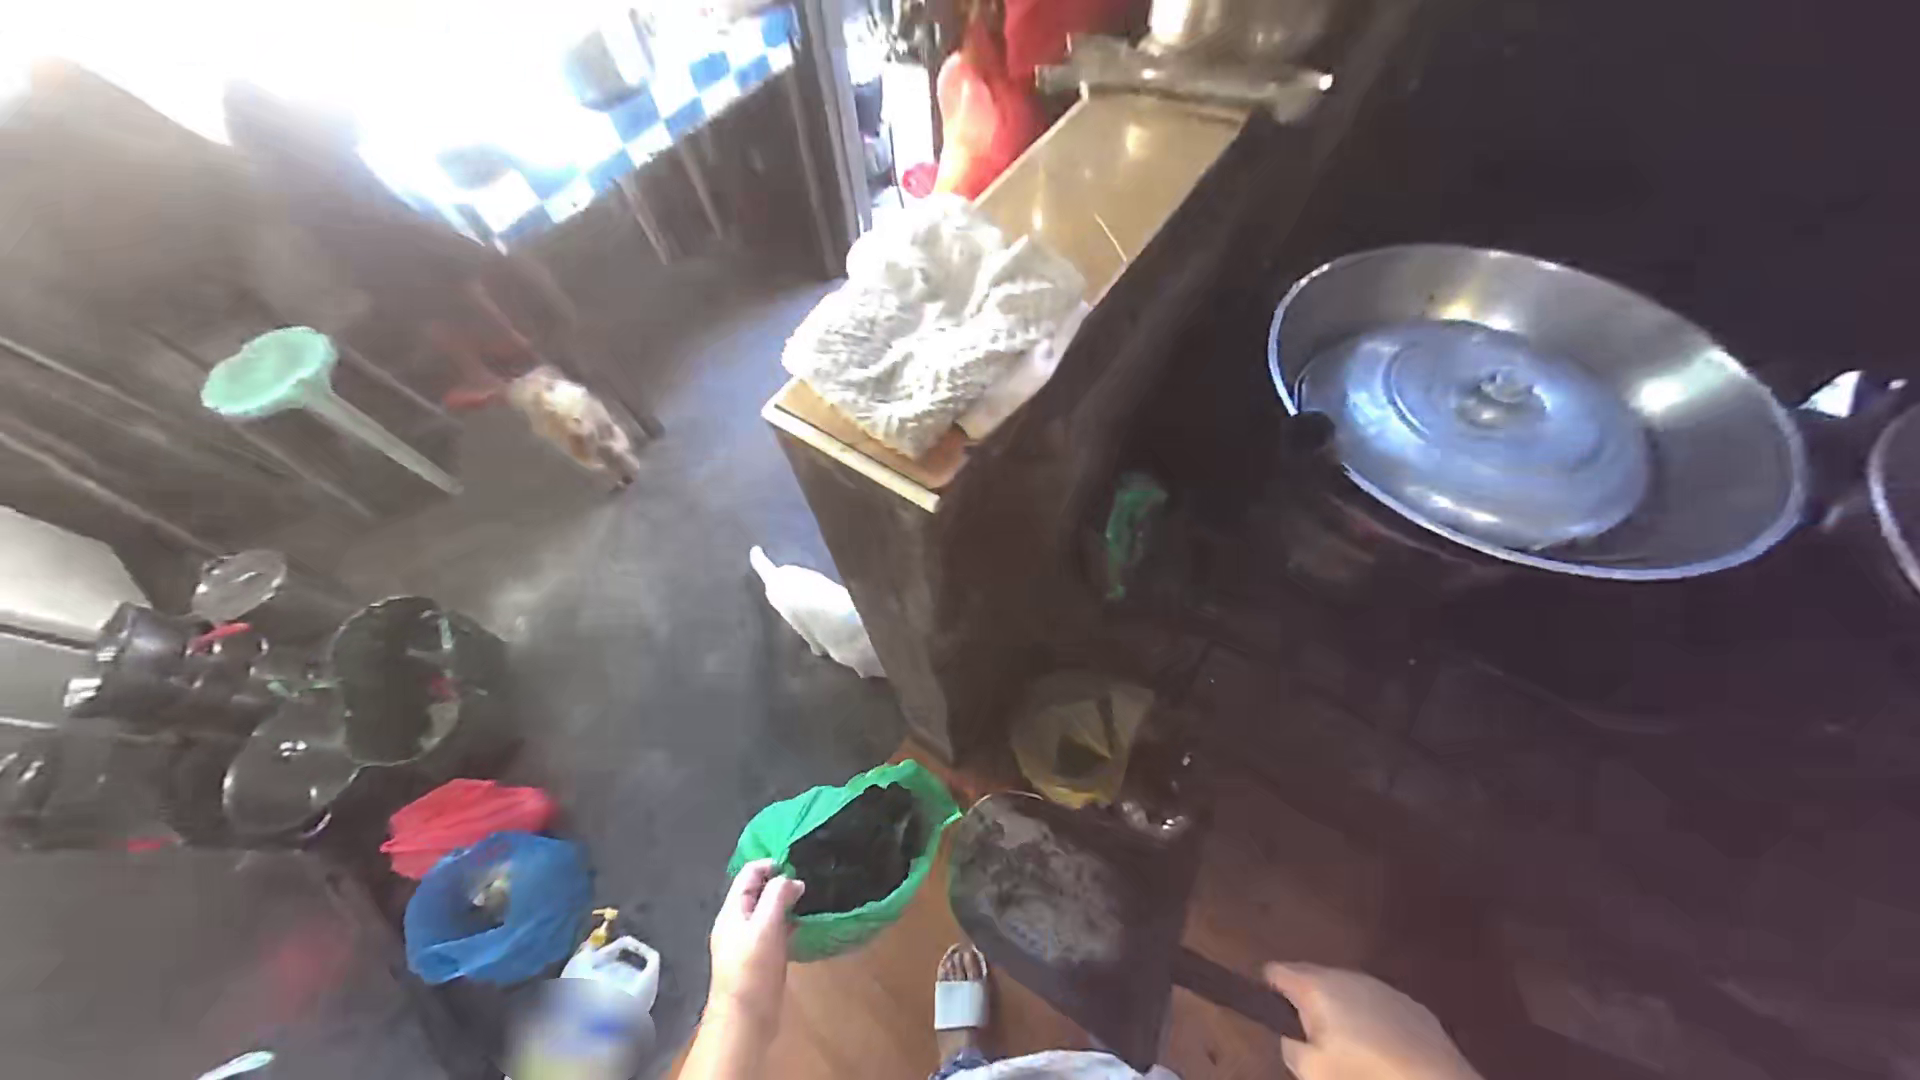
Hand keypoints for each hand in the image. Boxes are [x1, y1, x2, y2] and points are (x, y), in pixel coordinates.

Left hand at [708, 860, 804, 1025]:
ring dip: (785, 902)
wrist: (745, 1021)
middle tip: (805, 882)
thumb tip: (792, 879)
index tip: (795, 866)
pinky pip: (775, 929)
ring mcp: (748, 941)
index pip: (749, 873)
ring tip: (808, 899)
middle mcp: (738, 922)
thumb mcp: (765, 925)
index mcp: (732, 911)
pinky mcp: (761, 957)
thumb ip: (777, 895)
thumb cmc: (752, 968)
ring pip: (768, 910)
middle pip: (758, 890)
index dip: (771, 864)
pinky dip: (788, 922)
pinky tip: (802, 924)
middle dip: (780, 882)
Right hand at [1265, 963, 1481, 1079]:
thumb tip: (1294, 1036)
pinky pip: (1378, 1008)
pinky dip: (1374, 1024)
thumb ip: (1290, 1048)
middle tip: (1320, 1046)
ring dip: (1342, 1014)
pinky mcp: (1414, 1008)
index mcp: (1316, 986)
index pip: (1275, 972)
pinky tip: (1390, 1057)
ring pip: (1346, 993)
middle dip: (1308, 1007)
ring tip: (1358, 1055)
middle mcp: (1345, 976)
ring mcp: (1382, 989)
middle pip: (1310, 980)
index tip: (1280, 1022)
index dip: (1270, 994)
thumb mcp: (1314, 1074)